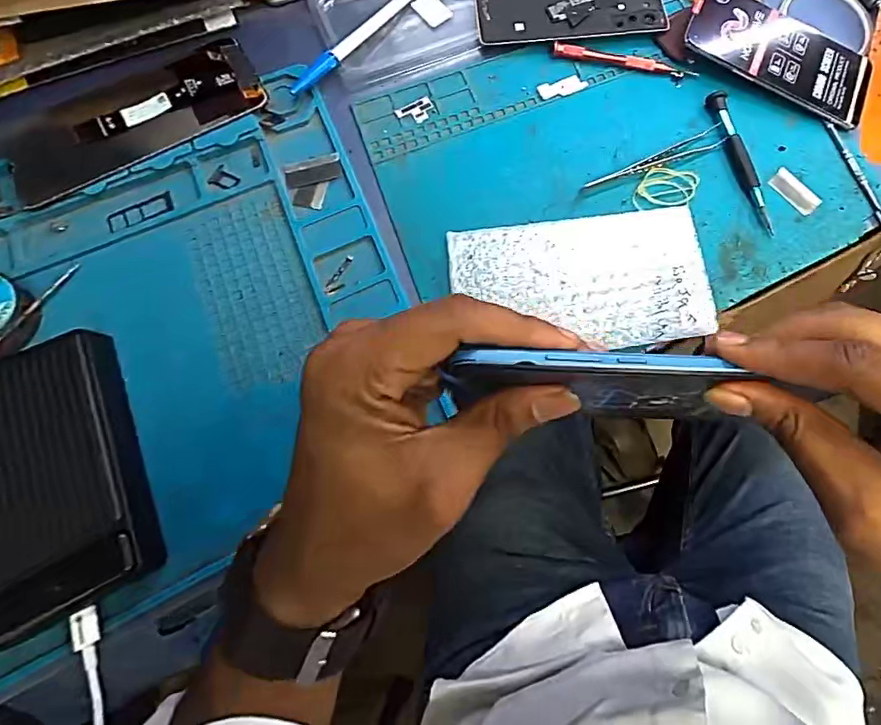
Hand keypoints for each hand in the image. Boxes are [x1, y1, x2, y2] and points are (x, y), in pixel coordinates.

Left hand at [255, 296, 584, 626]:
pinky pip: (432, 345)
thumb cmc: (370, 529)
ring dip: (497, 343)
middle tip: (570, 351)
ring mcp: (359, 349)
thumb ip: (502, 422)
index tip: (569, 344)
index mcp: (358, 365)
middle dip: (513, 334)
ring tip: (552, 357)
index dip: (515, 327)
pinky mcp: (370, 362)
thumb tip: (564, 390)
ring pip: (445, 328)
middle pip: (449, 319)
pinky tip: (510, 366)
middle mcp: (353, 342)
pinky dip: (473, 356)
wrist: (310, 562)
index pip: (450, 320)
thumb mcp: (445, 479)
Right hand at [704, 304, 880, 618]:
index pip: (866, 363)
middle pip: (866, 332)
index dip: (790, 355)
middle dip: (789, 337)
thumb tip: (726, 386)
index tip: (728, 352)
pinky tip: (783, 353)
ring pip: (863, 325)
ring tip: (747, 351)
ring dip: (800, 336)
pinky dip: (819, 343)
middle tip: (728, 348)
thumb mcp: (853, 499)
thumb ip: (795, 429)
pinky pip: (870, 336)